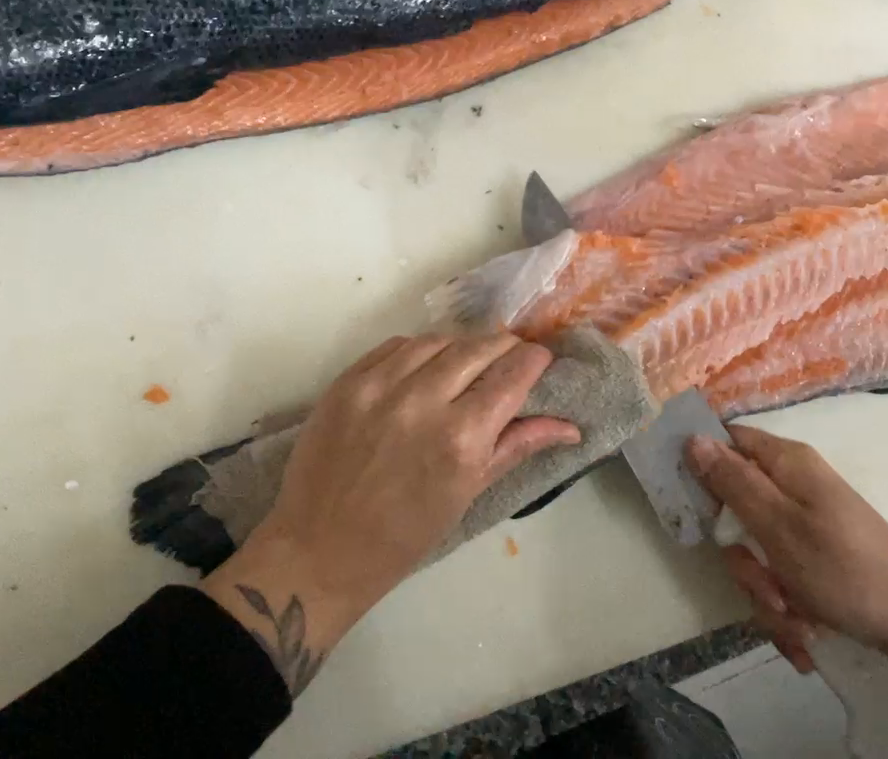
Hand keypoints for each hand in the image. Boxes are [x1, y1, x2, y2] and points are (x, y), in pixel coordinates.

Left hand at [201, 333, 579, 693]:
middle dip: (503, 348)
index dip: (533, 361)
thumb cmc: (403, 536)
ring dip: (461, 346)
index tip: (541, 360)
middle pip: (478, 348)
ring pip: (437, 340)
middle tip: (511, 358)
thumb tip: (568, 426)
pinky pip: (397, 345)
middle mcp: (422, 401)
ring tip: (468, 364)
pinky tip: (425, 368)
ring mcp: (379, 386)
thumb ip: (516, 446)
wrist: (319, 548)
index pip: (511, 374)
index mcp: (460, 439)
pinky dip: (419, 350)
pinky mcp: (348, 380)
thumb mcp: (468, 494)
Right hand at [686, 425, 887, 667]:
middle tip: (766, 585)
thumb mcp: (779, 527)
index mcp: (787, 464)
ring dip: (765, 593)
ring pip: (754, 552)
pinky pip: (778, 577)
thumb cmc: (847, 570)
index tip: (694, 509)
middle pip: (735, 509)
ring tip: (795, 619)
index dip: (703, 469)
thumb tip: (692, 439)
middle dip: (744, 559)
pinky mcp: (814, 558)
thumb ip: (733, 483)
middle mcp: (793, 486)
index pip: (727, 443)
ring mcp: (805, 524)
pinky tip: (806, 633)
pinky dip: (786, 608)